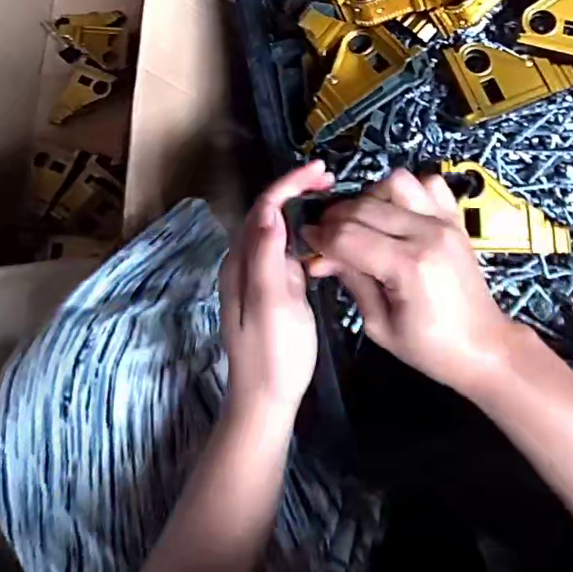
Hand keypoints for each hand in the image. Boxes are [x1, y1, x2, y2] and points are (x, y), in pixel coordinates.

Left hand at [220, 160, 333, 424]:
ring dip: (300, 204)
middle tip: (329, 178)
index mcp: (242, 262)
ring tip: (330, 194)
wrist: (265, 401)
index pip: (264, 207)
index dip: (290, 183)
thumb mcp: (271, 305)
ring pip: (277, 226)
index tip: (321, 170)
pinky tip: (324, 232)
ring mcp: (258, 274)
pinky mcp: (273, 286)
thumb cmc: (273, 355)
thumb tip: (272, 211)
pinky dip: (304, 229)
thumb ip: (268, 257)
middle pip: (268, 211)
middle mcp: (246, 261)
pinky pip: (286, 246)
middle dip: (295, 187)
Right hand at [305, 168, 523, 396]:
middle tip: (325, 236)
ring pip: (396, 182)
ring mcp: (445, 222)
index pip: (348, 236)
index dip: (321, 237)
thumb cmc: (432, 348)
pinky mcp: (455, 219)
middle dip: (336, 218)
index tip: (308, 240)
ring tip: (362, 222)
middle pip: (365, 206)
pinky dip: (407, 191)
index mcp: (408, 266)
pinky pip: (428, 184)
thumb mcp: (381, 325)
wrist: (484, 346)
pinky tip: (397, 213)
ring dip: (371, 197)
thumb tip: (320, 258)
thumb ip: (352, 282)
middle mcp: (427, 234)